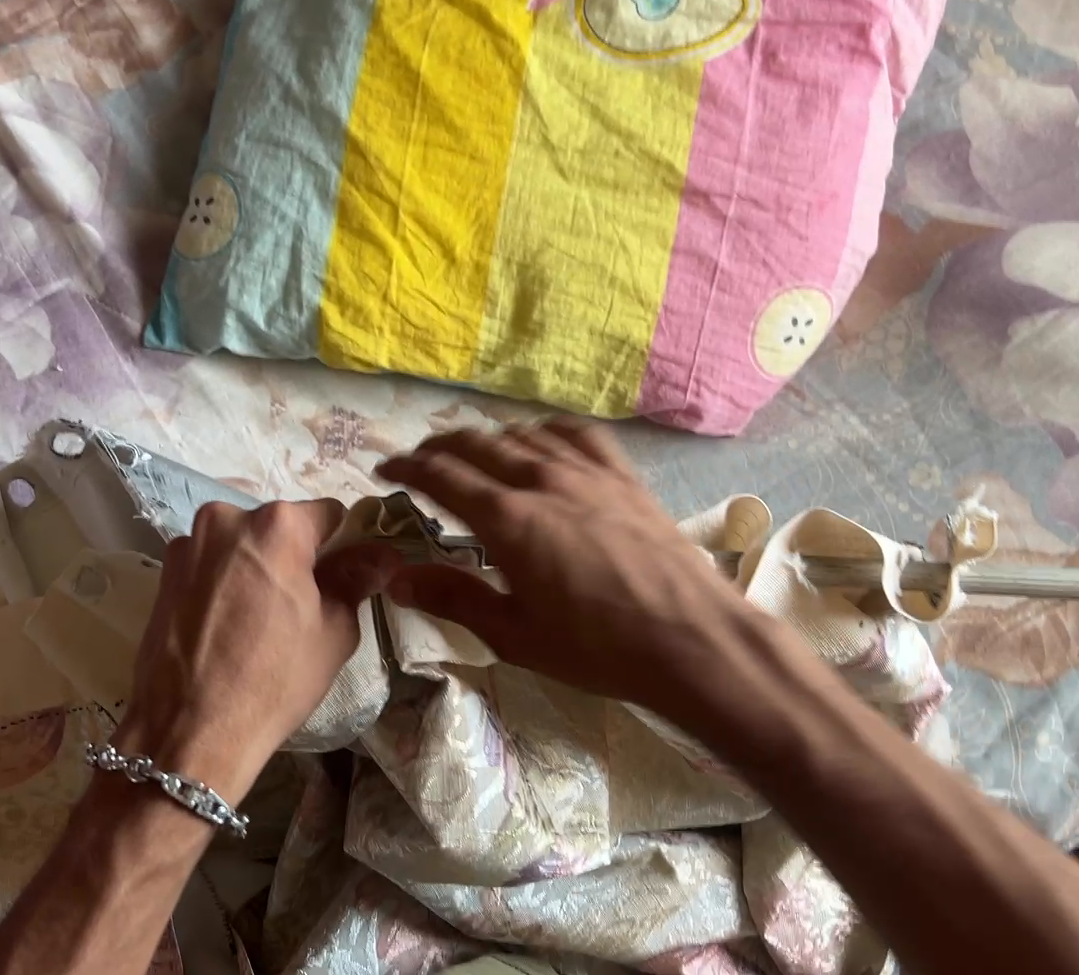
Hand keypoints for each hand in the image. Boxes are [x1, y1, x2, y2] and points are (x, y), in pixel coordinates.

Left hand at [109, 500, 398, 807]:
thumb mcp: (334, 631)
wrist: (188, 730)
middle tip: (300, 605)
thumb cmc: (273, 681)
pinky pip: (211, 563)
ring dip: (256, 565)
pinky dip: (224, 580)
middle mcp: (228, 517)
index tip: (343, 577)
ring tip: (257, 618)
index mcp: (278, 525)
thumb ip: (357, 578)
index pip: (330, 514)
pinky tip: (225, 623)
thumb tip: (382, 554)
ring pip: (242, 543)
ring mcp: (190, 542)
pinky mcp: (164, 570)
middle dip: (295, 554)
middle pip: (280, 526)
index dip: (343, 545)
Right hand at [374, 420, 762, 719]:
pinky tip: (540, 441)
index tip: (385, 468)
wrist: (693, 639)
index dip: (405, 467)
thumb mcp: (513, 634)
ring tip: (473, 455)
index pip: (440, 476)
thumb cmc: (597, 647)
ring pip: (521, 434)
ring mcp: (586, 472)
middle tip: (420, 461)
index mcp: (507, 519)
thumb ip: (452, 598)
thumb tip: (396, 579)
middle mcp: (541, 480)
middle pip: (475, 444)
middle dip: (438, 447)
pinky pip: (576, 434)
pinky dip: (544, 431)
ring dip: (486, 439)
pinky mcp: (622, 476)